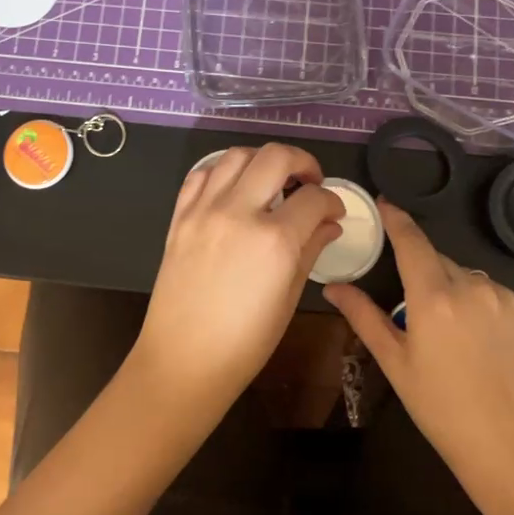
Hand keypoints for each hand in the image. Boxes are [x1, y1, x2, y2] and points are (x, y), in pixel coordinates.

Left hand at [131, 144, 345, 408]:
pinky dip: (224, 171)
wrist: (183, 360)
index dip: (332, 201)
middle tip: (310, 182)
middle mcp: (238, 213)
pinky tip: (235, 189)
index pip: (314, 198)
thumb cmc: (245, 341)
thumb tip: (330, 224)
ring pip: (237, 154)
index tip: (334, 212)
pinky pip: (202, 173)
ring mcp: (204, 210)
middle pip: (276, 156)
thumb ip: (311, 250)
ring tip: (273, 181)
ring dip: (262, 160)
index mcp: (274, 240)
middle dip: (303, 162)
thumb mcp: (290, 297)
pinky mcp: (180, 216)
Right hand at [324, 201, 513, 492]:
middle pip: (439, 261)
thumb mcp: (395, 363)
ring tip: (455, 336)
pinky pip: (499, 295)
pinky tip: (486, 344)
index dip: (396, 219)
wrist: (512, 448)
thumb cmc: (441, 409)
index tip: (384, 203)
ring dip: (456, 291)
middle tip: (417, 311)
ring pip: (470, 278)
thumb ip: (364, 316)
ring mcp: (507, 297)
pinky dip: (486, 307)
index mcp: (433, 297)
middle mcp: (473, 286)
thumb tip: (332, 286)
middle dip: (424, 273)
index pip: (411, 241)